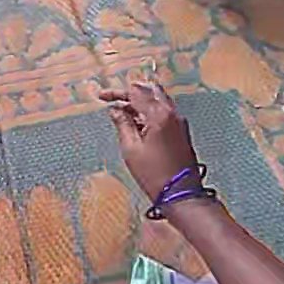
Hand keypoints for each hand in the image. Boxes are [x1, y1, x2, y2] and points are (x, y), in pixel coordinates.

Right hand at [101, 80, 200, 196]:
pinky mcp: (181, 131)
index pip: (136, 93)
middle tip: (114, 99)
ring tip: (123, 112)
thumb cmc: (153, 173)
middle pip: (151, 91)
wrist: (180, 193)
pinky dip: (150, 110)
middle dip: (131, 92)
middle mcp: (172, 113)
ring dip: (141, 101)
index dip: (116, 93)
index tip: (102, 96)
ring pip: (159, 100)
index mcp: (159, 115)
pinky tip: (137, 122)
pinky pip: (164, 111)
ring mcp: (179, 122)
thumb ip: (122, 124)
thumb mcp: (131, 148)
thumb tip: (115, 110)